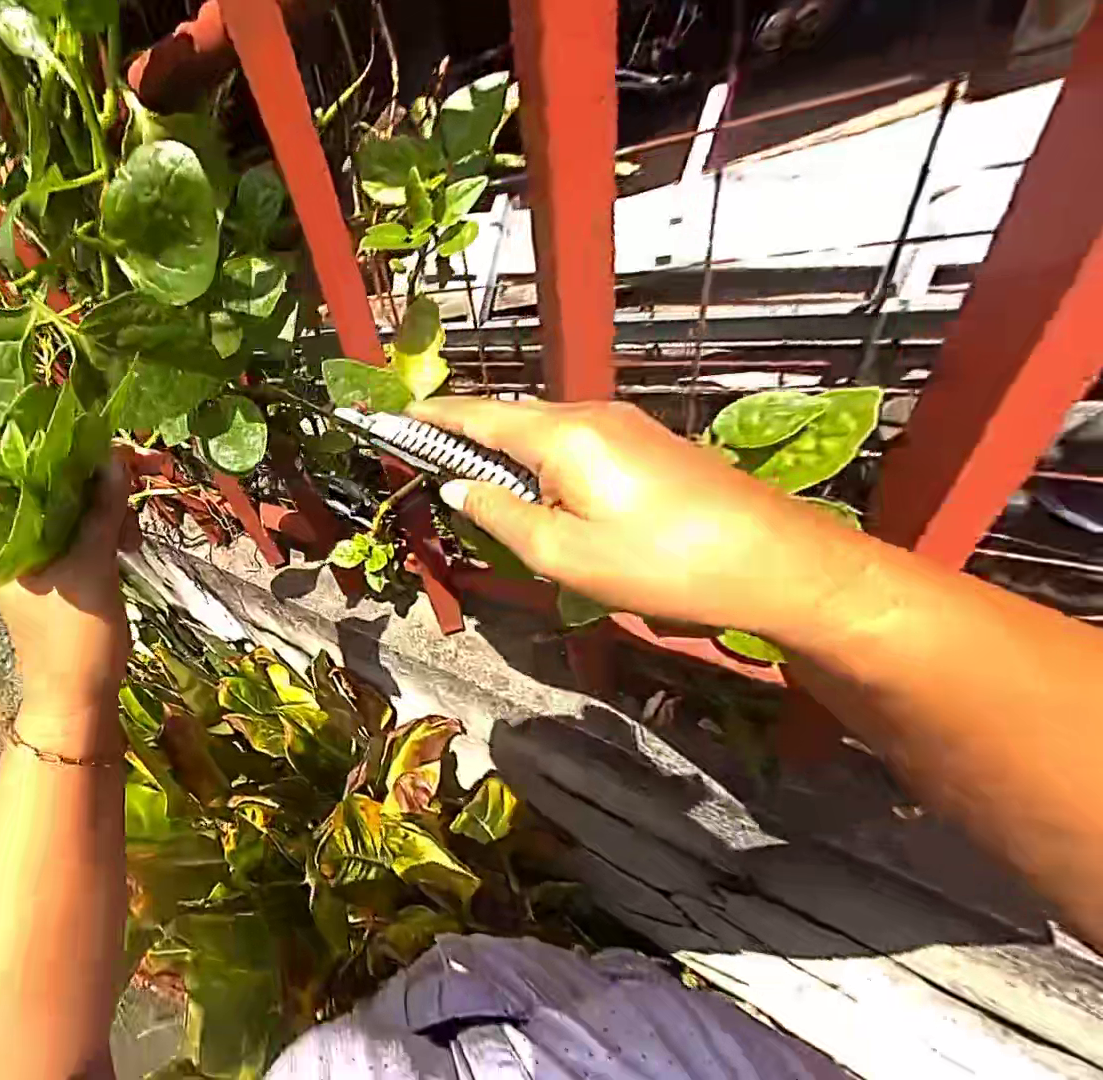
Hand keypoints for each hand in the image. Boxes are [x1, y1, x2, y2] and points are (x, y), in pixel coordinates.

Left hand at [0, 457, 137, 749]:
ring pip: (73, 507)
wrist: (78, 698)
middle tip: (143, 474)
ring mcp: (34, 553)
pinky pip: (81, 531)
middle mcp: (10, 538)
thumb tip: (117, 458)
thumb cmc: (75, 636)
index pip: (23, 469)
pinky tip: (127, 541)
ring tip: (133, 534)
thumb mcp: (92, 567)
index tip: (109, 445)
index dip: (65, 450)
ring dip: (109, 508)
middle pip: (54, 485)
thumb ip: (102, 510)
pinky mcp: (58, 566)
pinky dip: (106, 529)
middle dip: (99, 479)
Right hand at [407, 397, 872, 637]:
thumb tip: (458, 488)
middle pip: (505, 415)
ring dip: (496, 443)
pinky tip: (528, 481)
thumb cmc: (662, 564)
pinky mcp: (642, 441)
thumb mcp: (558, 553)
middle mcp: (590, 416)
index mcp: (562, 438)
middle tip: (423, 448)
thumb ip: (497, 515)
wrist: (784, 566)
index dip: (431, 415)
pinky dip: (530, 452)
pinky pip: (566, 437)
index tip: (396, 414)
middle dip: (459, 428)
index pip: (477, 416)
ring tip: (468, 471)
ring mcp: (622, 424)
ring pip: (537, 425)